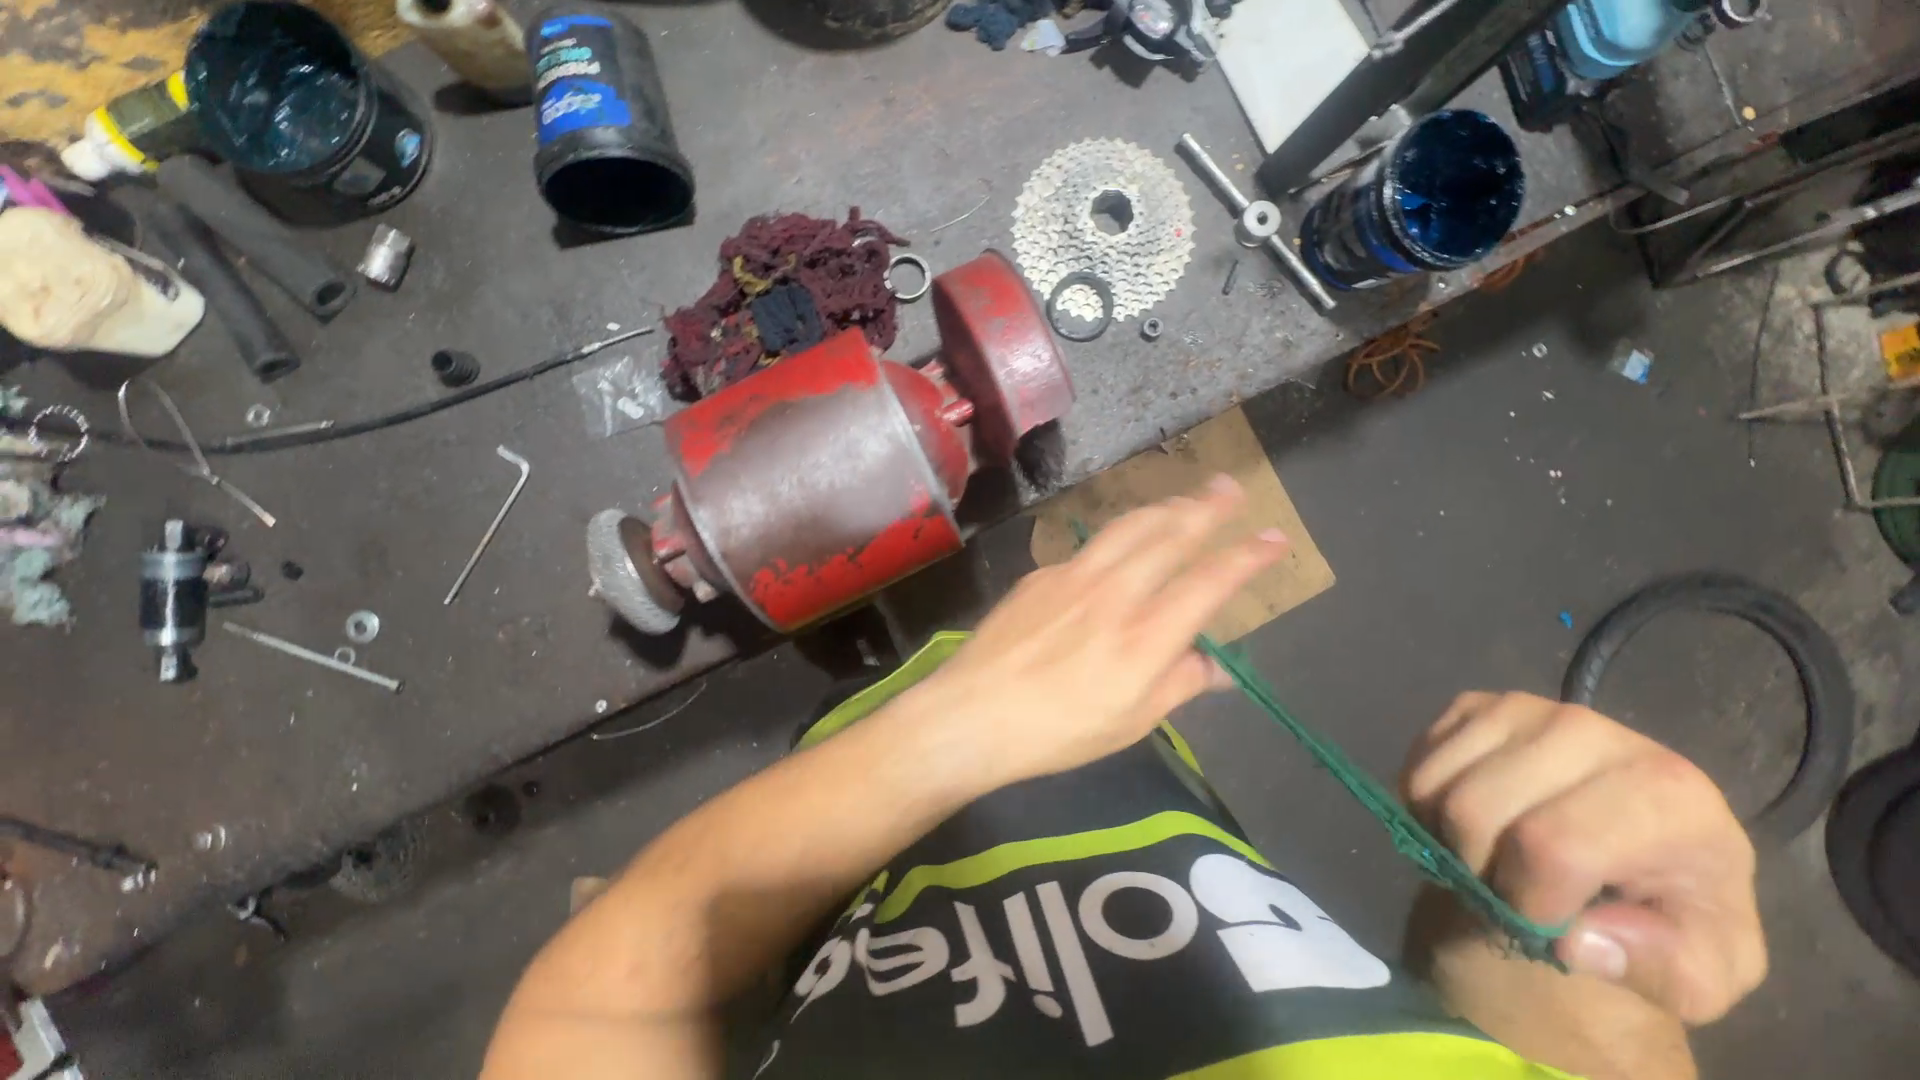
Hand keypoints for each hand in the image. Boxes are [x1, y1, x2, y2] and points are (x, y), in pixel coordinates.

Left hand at [908, 474, 1287, 785]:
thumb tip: (1215, 669)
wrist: (972, 714)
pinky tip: (1119, 544)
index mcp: (1146, 636)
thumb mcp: (1130, 723)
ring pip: (1128, 528)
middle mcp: (1115, 593)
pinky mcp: (1041, 577)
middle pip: (1170, 537)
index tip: (1275, 540)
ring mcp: (1073, 577)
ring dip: (1163, 509)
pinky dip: (1117, 536)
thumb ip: (1178, 686)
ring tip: (1185, 500)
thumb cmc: (1057, 732)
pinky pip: (1090, 547)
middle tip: (1230, 489)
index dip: (1248, 558)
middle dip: (1207, 509)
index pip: (1209, 583)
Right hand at [1402, 691, 1765, 1024]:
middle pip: (1475, 811)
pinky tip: (1469, 825)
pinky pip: (1416, 763)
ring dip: (1446, 841)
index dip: (1530, 903)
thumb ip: (1661, 970)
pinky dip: (1425, 809)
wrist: (1636, 849)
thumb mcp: (1702, 971)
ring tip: (1489, 859)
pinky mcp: (1474, 705)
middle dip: (1478, 872)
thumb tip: (1575, 941)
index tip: (1550, 927)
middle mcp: (1588, 729)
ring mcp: (1522, 708)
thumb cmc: (1669, 910)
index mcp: (1665, 790)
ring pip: (1435, 787)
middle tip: (1511, 891)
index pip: (1551, 846)